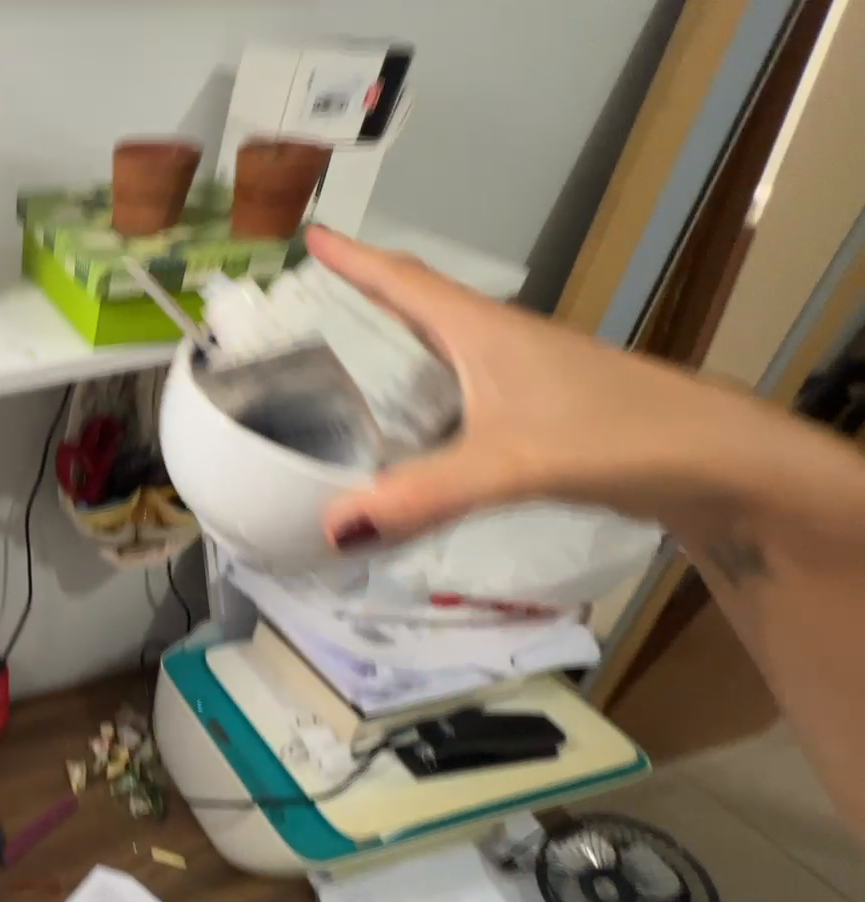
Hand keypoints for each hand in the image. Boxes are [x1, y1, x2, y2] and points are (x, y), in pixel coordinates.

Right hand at [306, 227, 770, 548]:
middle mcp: (495, 342)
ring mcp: (516, 374)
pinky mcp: (528, 407)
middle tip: (314, 293)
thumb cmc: (619, 437)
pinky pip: (450, 385)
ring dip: (389, 338)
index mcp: (483, 333)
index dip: (356, 259)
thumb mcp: (512, 465)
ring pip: (435, 344)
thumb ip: (421, 496)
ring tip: (340, 352)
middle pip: (417, 304)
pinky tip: (399, 419)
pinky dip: (412, 389)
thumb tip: (329, 528)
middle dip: (364, 292)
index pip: (405, 283)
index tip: (312, 236)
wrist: (725, 464)